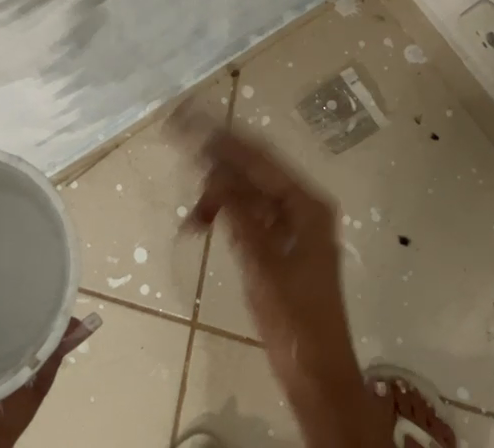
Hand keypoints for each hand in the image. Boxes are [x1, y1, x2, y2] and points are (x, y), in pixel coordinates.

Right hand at [178, 118, 375, 447]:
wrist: (316, 373)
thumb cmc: (294, 320)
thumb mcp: (261, 264)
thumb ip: (238, 213)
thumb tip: (212, 170)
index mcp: (307, 204)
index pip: (258, 157)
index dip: (221, 136)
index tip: (186, 119)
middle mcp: (303, 206)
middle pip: (253, 168)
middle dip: (215, 157)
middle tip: (176, 138)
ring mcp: (293, 225)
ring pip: (247, 191)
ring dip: (217, 193)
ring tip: (192, 214)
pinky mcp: (281, 243)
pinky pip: (249, 213)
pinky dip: (225, 213)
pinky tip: (202, 222)